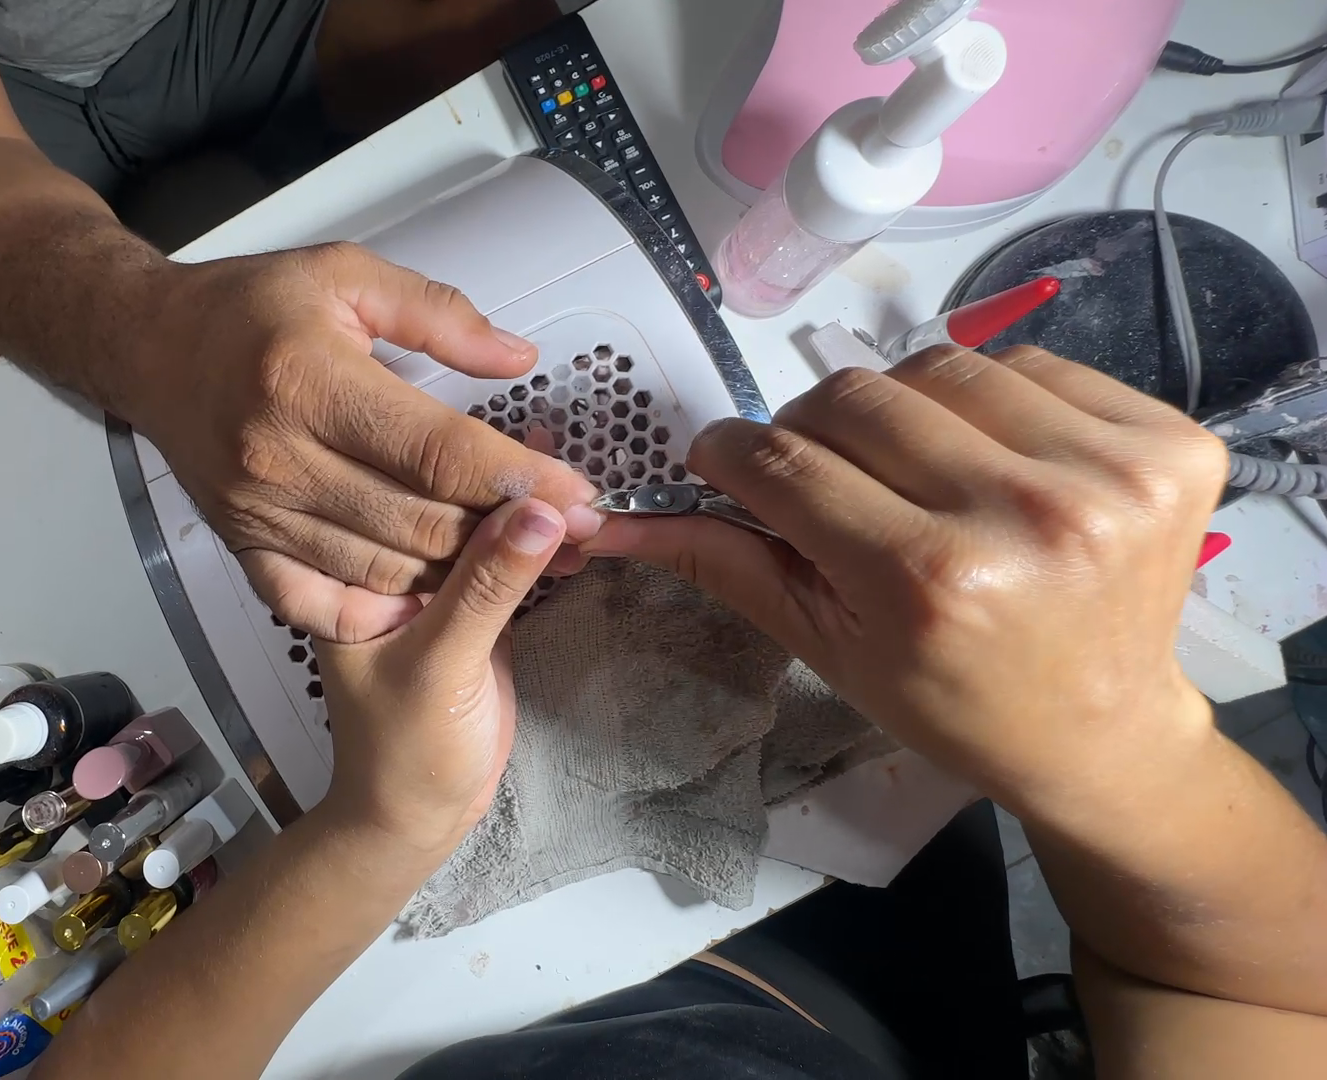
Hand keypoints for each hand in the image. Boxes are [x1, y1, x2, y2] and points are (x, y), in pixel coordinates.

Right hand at [110, 243, 600, 641]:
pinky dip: (377, 610)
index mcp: (308, 383)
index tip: (575, 493)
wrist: (150, 350)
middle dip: (506, 532)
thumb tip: (515, 358)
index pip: (438, 452)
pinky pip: (318, 603)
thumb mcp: (344, 276)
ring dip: (456, 571)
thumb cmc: (245, 309)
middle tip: (565, 530)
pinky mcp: (245, 545)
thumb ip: (437, 314)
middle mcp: (280, 460)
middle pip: (419, 522)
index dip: (518, 479)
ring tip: (515, 557)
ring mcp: (259, 514)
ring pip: (383, 569)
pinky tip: (422, 599)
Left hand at [314, 498, 566, 854]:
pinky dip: (534, 547)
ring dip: (528, 516)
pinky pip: (501, 567)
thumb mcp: (444, 662)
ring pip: (479, 536)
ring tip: (579, 485)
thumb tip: (542, 509)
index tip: (535, 460)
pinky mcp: (468, 609)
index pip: (407, 508)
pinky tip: (566, 517)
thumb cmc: (409, 748)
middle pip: (447, 514)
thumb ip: (487, 587)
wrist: (421, 814)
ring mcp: (429, 589)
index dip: (470, 480)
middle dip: (507, 491)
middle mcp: (386, 570)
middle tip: (570, 469)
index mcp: (351, 575)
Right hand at [582, 346, 1228, 795]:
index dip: (725, 452)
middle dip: (798, 429)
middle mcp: (1022, 513)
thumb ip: (718, 560)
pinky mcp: (1168, 440)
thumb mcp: (812, 639)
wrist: (1095, 732)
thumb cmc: (938, 698)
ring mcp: (1107, 470)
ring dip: (882, 408)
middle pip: (847, 398)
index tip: (717, 462)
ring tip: (891, 465)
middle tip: (805, 474)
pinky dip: (969, 397)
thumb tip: (616, 524)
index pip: (780, 463)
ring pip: (929, 367)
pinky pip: (1020, 364)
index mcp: (922, 578)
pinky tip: (967, 453)